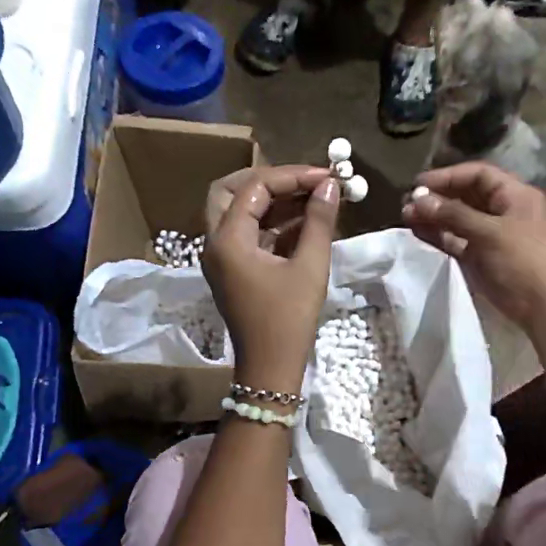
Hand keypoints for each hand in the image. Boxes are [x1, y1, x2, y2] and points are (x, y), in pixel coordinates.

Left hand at [201, 165, 338, 392]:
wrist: (270, 368)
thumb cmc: (289, 319)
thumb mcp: (309, 267)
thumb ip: (319, 222)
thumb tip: (330, 186)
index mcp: (227, 239)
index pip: (254, 187)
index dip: (292, 176)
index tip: (327, 176)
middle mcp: (215, 243)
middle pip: (230, 191)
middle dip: (269, 181)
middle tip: (304, 181)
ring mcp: (221, 259)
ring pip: (238, 213)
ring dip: (272, 202)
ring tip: (312, 199)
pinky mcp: (233, 272)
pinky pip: (246, 236)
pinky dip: (271, 225)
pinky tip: (304, 224)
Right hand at [405, 162, 545, 330]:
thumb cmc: (524, 263)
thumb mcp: (489, 233)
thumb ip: (453, 214)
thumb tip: (419, 198)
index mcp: (516, 196)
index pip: (478, 175)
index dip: (447, 176)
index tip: (417, 184)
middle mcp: (506, 213)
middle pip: (468, 198)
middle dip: (438, 199)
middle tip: (407, 206)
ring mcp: (497, 240)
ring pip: (462, 223)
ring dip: (436, 220)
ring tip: (407, 221)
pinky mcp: (488, 263)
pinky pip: (462, 245)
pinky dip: (443, 240)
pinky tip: (422, 237)